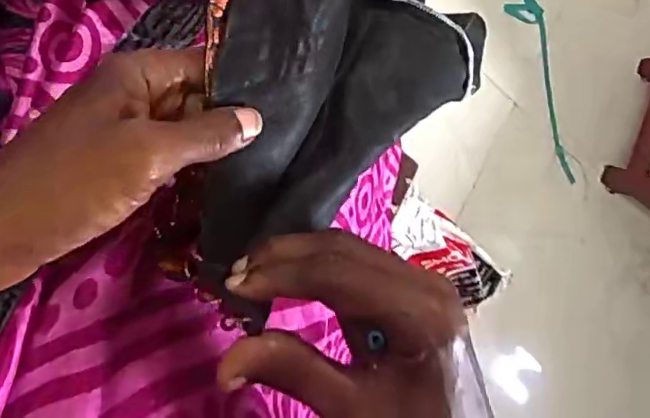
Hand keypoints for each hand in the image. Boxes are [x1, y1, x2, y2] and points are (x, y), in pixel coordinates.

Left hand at [0, 48, 261, 288]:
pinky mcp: (112, 165)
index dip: (239, 82)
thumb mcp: (146, 155)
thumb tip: (256, 117)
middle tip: (282, 147)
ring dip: (208, 153)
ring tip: (261, 171)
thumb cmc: (71, 182)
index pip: (201, 63)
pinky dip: (184, 174)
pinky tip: (217, 194)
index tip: (286, 105)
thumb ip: (204, 134)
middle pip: (193, 97)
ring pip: (179, 133)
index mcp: (136, 73)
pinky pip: (160, 160)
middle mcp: (130, 93)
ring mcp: (120, 131)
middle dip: (228, 121)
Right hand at [218, 231, 464, 417]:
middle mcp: (424, 279)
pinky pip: (355, 261)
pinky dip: (315, 266)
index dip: (280, 274)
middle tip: (236, 274)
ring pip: (345, 248)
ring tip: (252, 273)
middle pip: (340, 249)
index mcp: (420, 310)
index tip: (235, 285)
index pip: (337, 272)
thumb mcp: (356, 413)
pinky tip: (286, 275)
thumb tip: (224, 361)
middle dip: (283, 257)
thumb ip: (293, 372)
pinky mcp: (409, 284)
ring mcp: (420, 277)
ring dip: (295, 257)